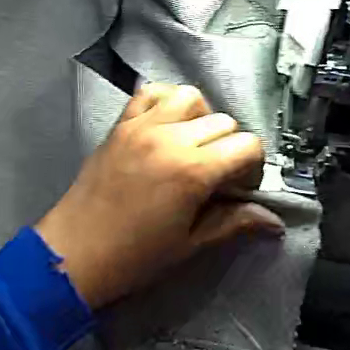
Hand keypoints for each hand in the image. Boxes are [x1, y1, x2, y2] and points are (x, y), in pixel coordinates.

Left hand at [35, 83, 282, 307]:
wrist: (74, 255)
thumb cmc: (136, 256)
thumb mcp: (191, 244)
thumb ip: (235, 222)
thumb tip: (275, 222)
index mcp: (193, 171)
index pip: (247, 145)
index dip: (253, 167)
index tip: (240, 188)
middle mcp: (171, 138)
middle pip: (224, 122)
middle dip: (231, 147)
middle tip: (217, 175)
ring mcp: (142, 126)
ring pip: (191, 97)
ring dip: (202, 117)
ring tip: (194, 145)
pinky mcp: (121, 125)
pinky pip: (150, 92)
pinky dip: (166, 101)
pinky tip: (167, 126)